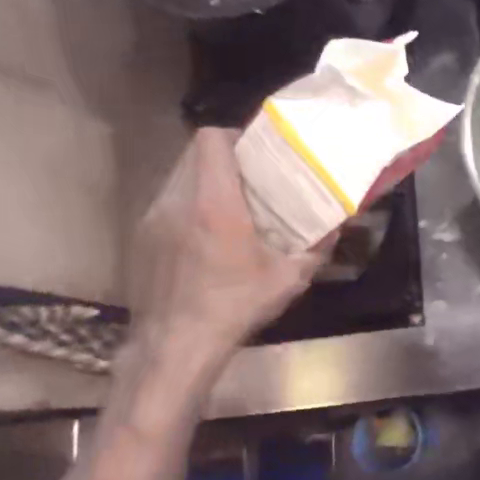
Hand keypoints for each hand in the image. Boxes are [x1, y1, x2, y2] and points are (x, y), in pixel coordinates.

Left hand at [125, 128, 323, 378]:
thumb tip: (336, 228)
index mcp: (215, 203)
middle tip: (251, 180)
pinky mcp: (143, 236)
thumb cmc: (235, 307)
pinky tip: (206, 238)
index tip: (256, 152)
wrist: (177, 344)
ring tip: (231, 207)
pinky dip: (188, 208)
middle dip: (223, 158)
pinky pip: (168, 204)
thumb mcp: (287, 280)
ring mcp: (154, 217)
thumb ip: (315, 250)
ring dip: (204, 183)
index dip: (234, 136)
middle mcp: (178, 200)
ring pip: (179, 178)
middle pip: (193, 154)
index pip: (211, 139)